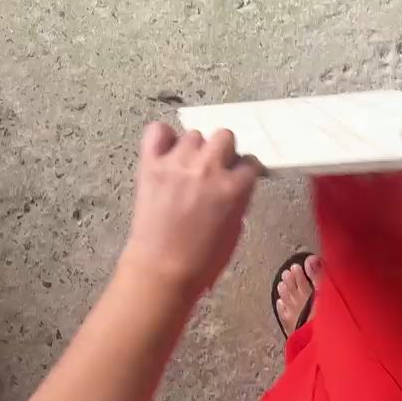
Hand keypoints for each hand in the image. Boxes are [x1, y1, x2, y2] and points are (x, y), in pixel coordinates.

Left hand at [115, 123, 261, 300]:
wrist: (162, 269)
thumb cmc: (203, 260)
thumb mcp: (235, 230)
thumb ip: (238, 199)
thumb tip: (235, 183)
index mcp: (233, 187)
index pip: (249, 162)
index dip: (244, 170)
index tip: (238, 176)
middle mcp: (207, 168)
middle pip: (224, 136)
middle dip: (223, 151)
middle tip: (214, 168)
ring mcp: (177, 162)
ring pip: (193, 135)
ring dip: (194, 149)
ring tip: (187, 167)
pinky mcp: (151, 163)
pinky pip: (157, 131)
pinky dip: (163, 138)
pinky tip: (165, 152)